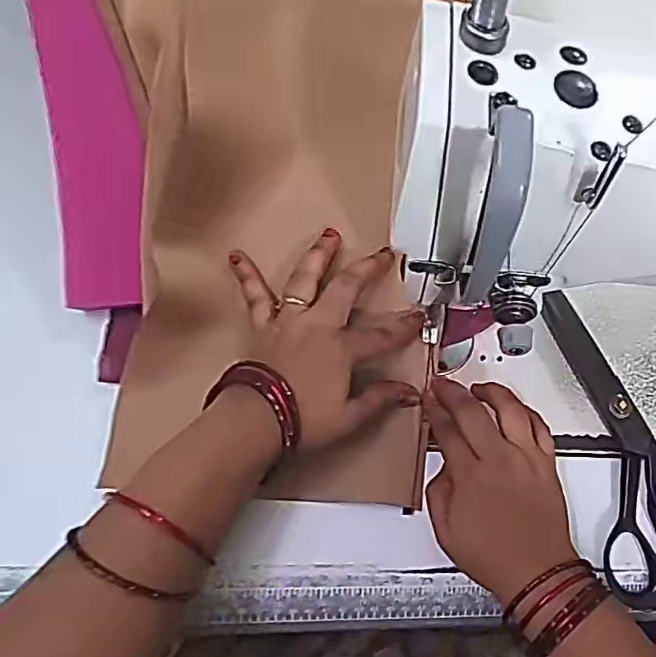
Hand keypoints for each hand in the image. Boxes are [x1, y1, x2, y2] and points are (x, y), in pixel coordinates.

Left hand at [226, 228, 424, 451]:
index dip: (403, 326)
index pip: (381, 335)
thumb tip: (407, 394)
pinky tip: (237, 257)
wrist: (257, 420)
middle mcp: (317, 326)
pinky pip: (255, 296)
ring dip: (319, 255)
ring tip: (328, 235)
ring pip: (305, 279)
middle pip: (347, 288)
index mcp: (341, 348)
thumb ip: (379, 400)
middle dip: (368, 269)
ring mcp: (288, 322)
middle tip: (383, 255)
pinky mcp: (263, 327)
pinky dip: (247, 276)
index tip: (418, 317)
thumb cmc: (300, 420)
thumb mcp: (349, 417)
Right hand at [425, 378, 578, 601]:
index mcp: (471, 476)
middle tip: (444, 387)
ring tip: (480, 388)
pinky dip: (526, 412)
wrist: (537, 572)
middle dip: (453, 393)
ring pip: (510, 409)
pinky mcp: (547, 465)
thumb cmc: (496, 557)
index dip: (435, 411)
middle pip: (472, 412)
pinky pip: (539, 427)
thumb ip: (438, 494)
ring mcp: (526, 460)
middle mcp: (500, 461)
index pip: (447, 430)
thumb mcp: (447, 532)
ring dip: (492, 392)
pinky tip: (517, 408)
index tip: (430, 403)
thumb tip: (443, 471)